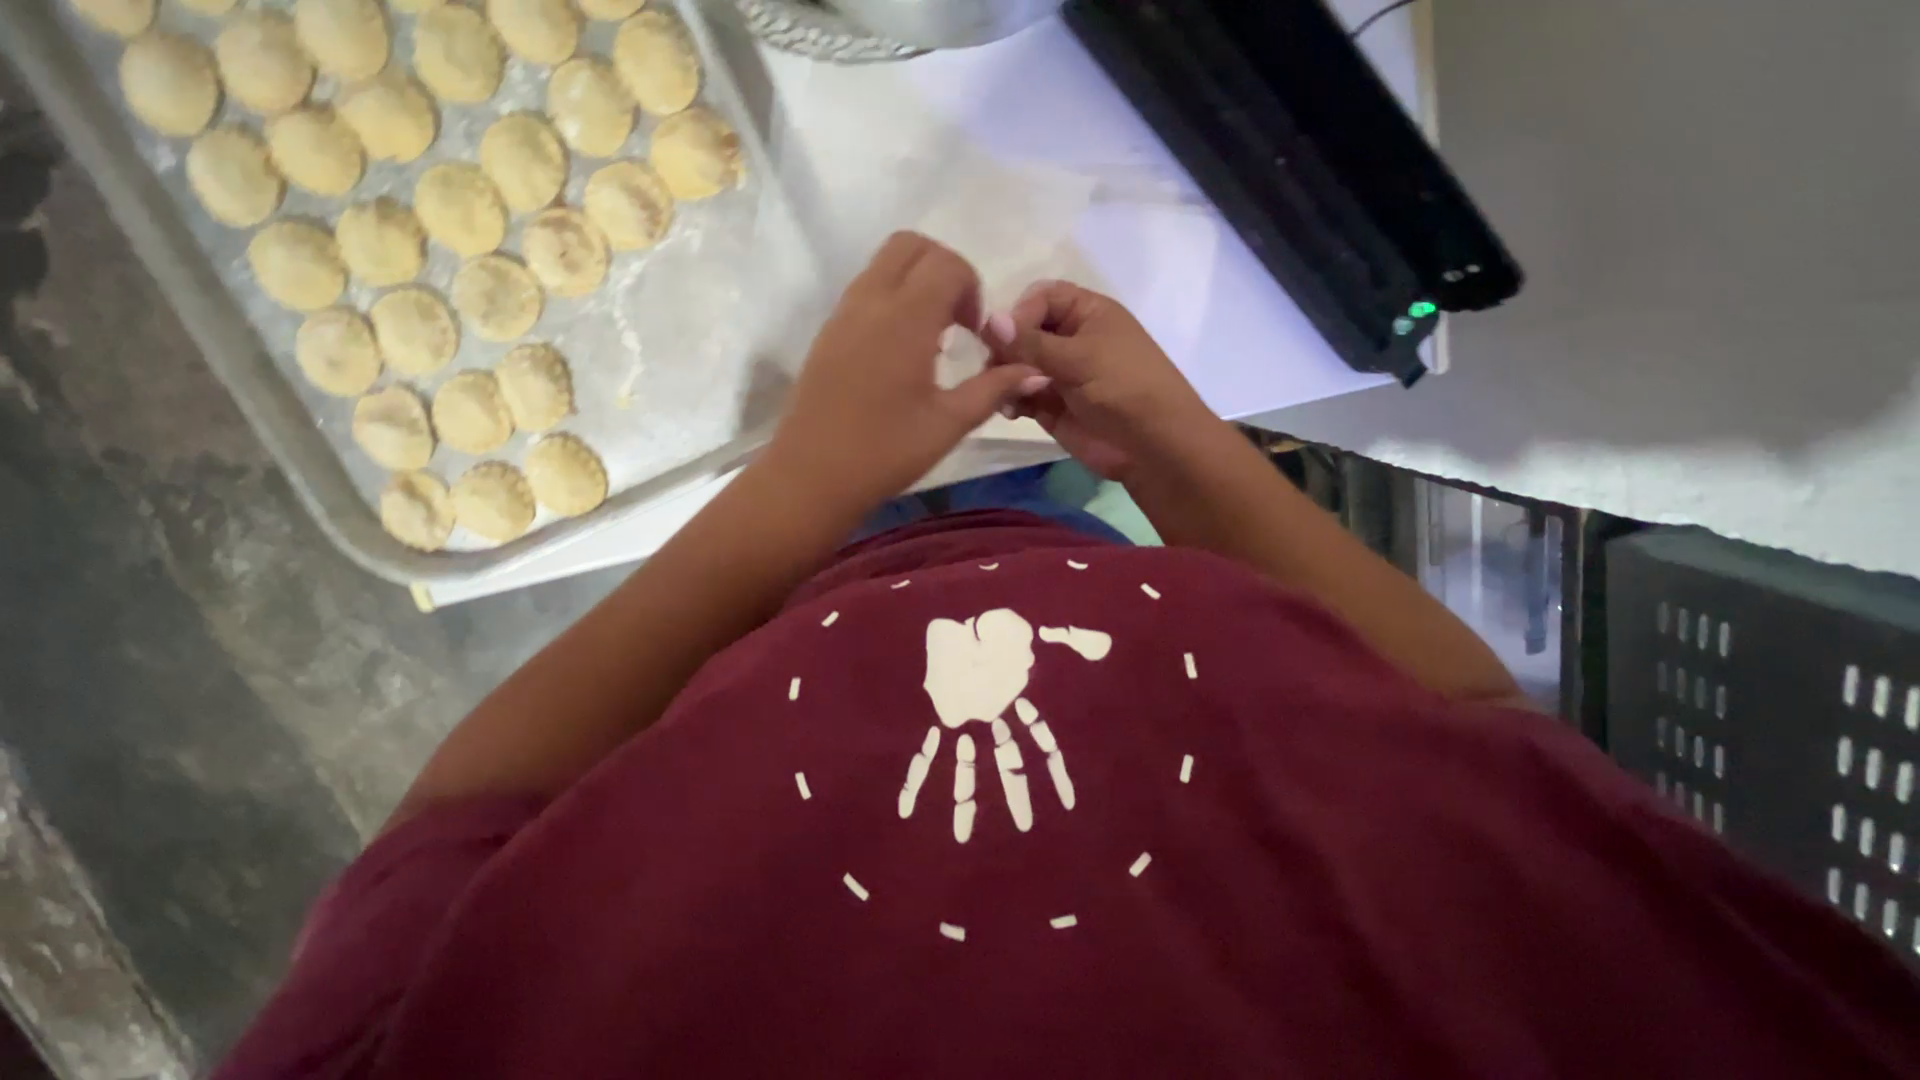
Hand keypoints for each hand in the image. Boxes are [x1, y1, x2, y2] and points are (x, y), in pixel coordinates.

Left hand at [760, 233, 1045, 513]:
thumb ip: (993, 389)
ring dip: (916, 283)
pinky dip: (892, 300)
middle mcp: (871, 302)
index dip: (972, 288)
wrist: (810, 477)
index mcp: (905, 318)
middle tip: (958, 321)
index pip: (947, 264)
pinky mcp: (828, 333)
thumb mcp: (948, 423)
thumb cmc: (884, 452)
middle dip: (944, 269)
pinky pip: (865, 290)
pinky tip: (901, 354)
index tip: (976, 333)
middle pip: (911, 246)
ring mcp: (843, 314)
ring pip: (884, 264)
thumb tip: (1035, 372)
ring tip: (932, 339)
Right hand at [984, 281, 1218, 481]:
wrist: (1153, 447)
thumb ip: (1031, 342)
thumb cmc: (1124, 387)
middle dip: (1007, 347)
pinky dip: (1011, 399)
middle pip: (1024, 330)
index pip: (1042, 297)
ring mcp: (1060, 373)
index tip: (1002, 336)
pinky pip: (1021, 394)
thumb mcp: (1079, 358)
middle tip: (995, 367)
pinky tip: (1010, 409)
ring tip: (1003, 391)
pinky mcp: (1051, 406)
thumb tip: (989, 321)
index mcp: (1088, 313)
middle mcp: (1072, 338)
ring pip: (1018, 364)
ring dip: (1005, 375)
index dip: (1020, 312)